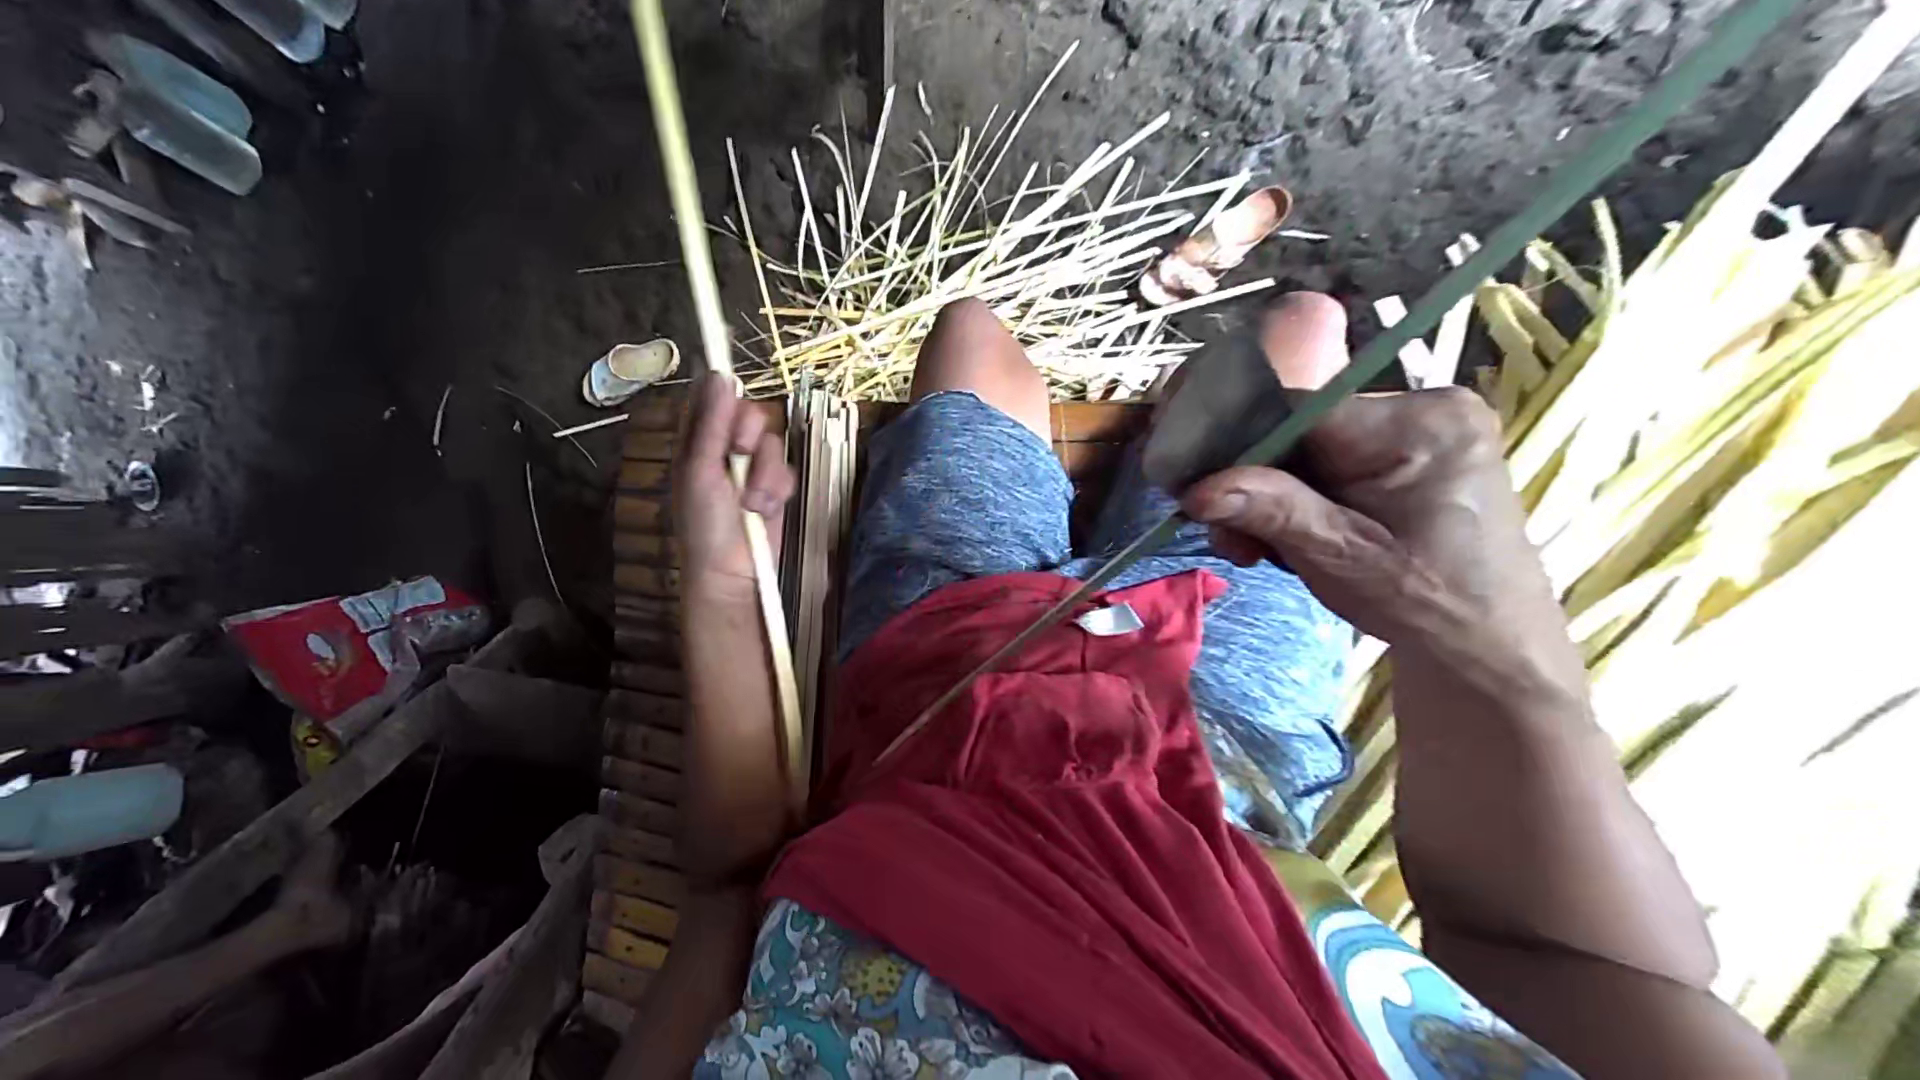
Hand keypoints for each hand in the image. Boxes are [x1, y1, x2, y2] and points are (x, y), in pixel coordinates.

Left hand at [673, 372, 795, 598]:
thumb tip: (720, 375)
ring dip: (766, 474)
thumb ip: (712, 424)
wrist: (732, 572)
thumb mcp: (701, 470)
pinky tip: (766, 509)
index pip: (714, 399)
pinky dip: (779, 489)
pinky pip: (787, 469)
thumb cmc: (705, 524)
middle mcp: (725, 448)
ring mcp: (752, 468)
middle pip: (751, 414)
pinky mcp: (775, 486)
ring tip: (753, 501)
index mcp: (698, 440)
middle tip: (741, 453)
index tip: (732, 410)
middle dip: (751, 436)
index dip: (727, 399)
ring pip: (772, 443)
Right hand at [1177, 294, 1583, 699]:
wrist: (1489, 645)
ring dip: (1265, 497)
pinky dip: (1290, 498)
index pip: (1296, 407)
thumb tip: (1197, 490)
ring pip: (1299, 446)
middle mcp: (1419, 406)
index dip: (1233, 441)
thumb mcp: (1344, 560)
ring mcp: (1410, 426)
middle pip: (1293, 427)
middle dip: (1249, 482)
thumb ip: (1274, 513)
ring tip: (1262, 552)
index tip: (1193, 486)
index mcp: (1418, 424)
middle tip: (1233, 541)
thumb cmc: (1428, 605)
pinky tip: (1287, 538)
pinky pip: (1320, 459)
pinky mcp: (1399, 450)